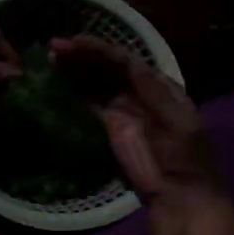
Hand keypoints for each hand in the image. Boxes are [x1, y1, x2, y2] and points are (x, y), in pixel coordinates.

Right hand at [51, 35, 222, 204]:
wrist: (178, 192)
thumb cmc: (182, 156)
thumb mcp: (175, 120)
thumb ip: (153, 92)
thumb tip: (128, 64)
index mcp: (159, 84)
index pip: (125, 60)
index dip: (100, 49)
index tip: (75, 42)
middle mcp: (139, 90)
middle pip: (107, 67)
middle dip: (82, 56)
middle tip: (54, 48)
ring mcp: (123, 108)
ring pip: (96, 81)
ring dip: (76, 69)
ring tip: (51, 60)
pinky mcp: (110, 126)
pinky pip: (91, 102)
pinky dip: (76, 91)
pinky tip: (59, 83)